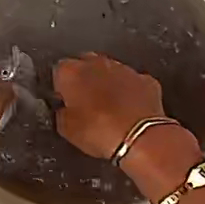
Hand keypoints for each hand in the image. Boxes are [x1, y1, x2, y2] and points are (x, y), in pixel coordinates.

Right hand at [51, 53, 171, 159]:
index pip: (57, 70)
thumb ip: (60, 111)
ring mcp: (124, 69)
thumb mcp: (65, 127)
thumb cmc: (97, 131)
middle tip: (83, 101)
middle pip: (84, 64)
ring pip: (109, 70)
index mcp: (70, 72)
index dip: (59, 86)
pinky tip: (128, 108)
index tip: (62, 100)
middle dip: (83, 79)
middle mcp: (95, 63)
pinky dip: (130, 91)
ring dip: (106, 82)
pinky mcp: (146, 81)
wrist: (140, 139)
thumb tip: (64, 110)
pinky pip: (133, 82)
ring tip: (107, 106)